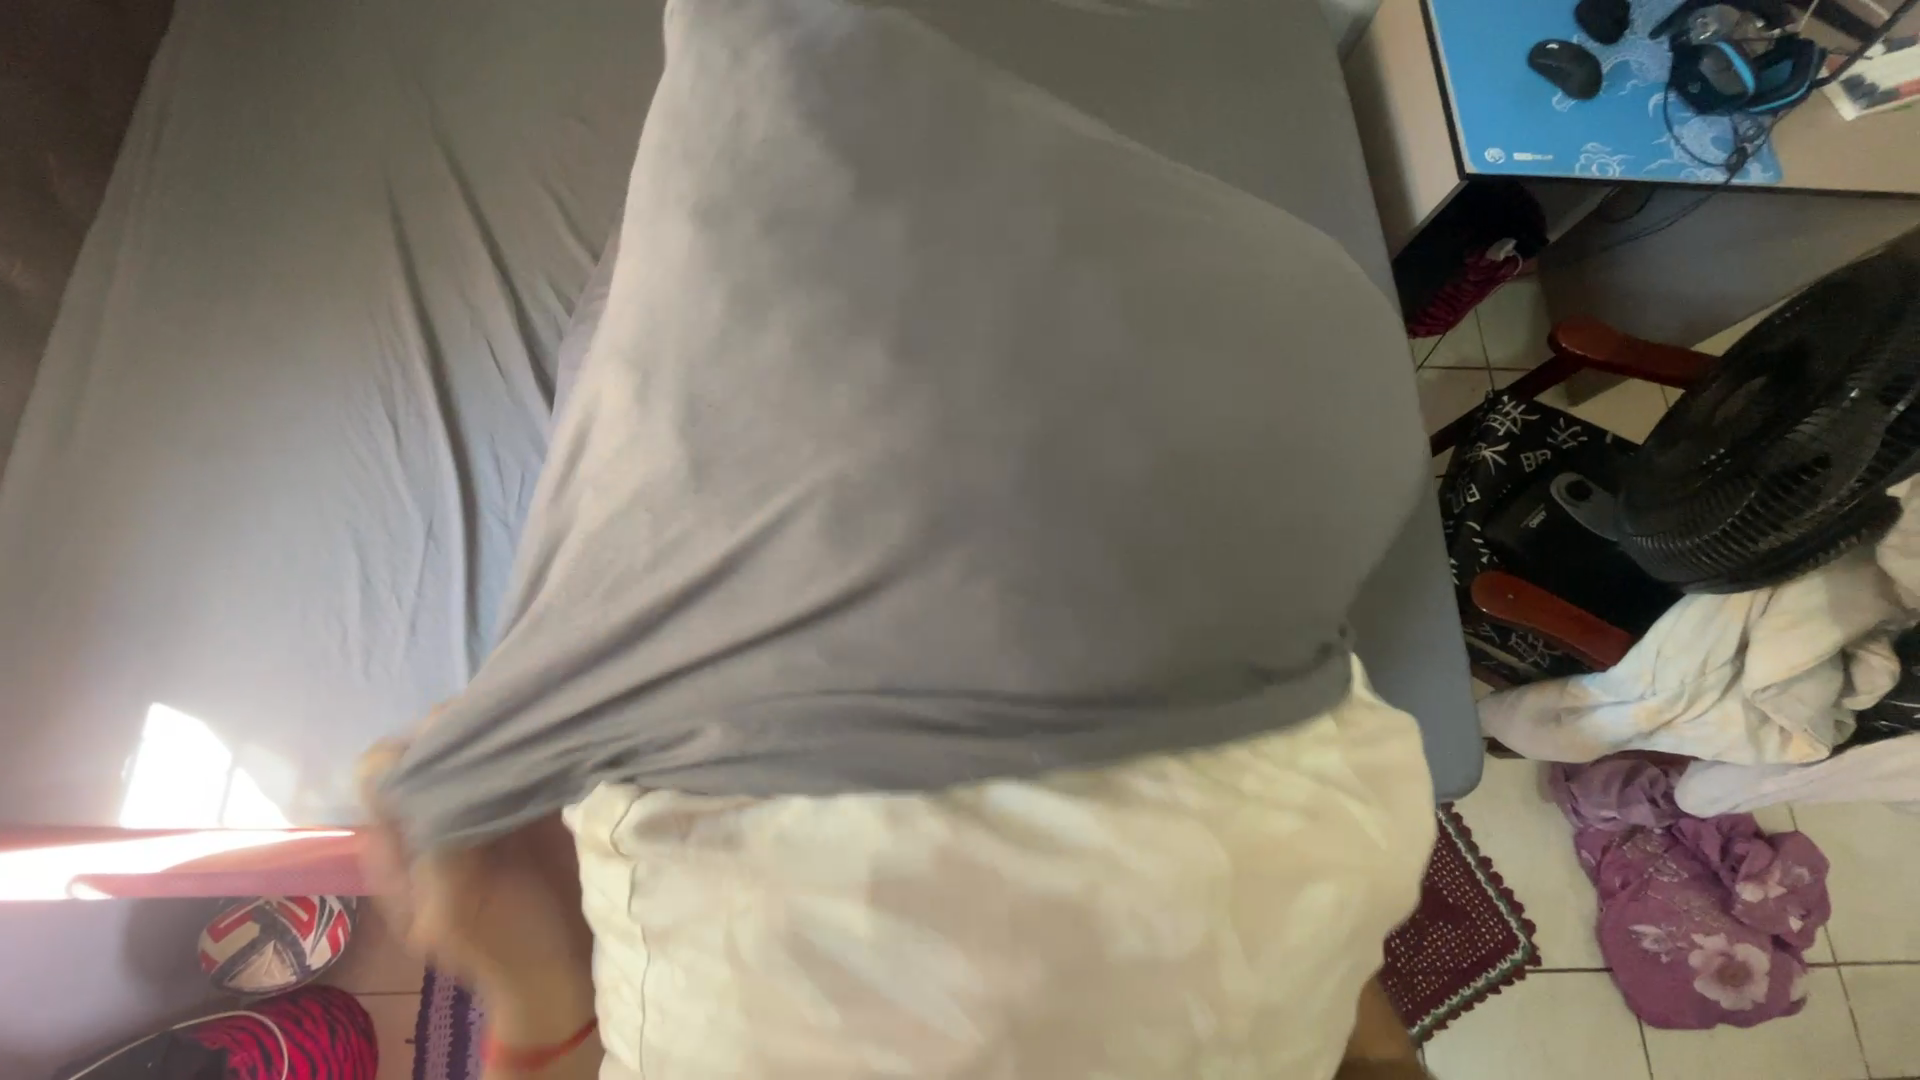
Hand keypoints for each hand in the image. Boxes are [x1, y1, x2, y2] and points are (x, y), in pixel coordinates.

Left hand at [357, 739, 596, 1045]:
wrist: (566, 962)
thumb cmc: (505, 943)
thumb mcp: (457, 906)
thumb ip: (436, 846)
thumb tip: (425, 771)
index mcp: (400, 847)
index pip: (383, 776)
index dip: (409, 751)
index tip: (451, 737)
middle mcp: (437, 819)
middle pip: (435, 755)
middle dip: (460, 731)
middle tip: (500, 718)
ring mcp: (485, 811)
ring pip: (478, 754)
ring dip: (499, 733)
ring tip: (530, 718)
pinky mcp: (531, 805)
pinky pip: (522, 764)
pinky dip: (533, 746)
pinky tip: (552, 733)